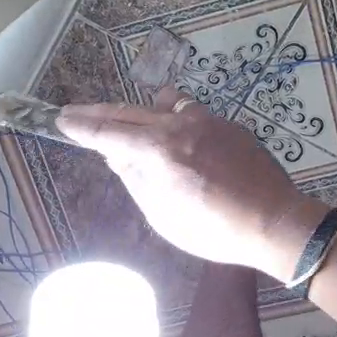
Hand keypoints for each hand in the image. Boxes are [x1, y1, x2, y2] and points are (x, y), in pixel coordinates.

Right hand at [57, 89, 326, 280]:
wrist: (275, 220)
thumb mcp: (163, 215)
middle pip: (130, 111)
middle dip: (99, 113)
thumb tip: (116, 154)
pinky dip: (170, 120)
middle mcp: (181, 125)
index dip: (82, 126)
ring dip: (138, 113)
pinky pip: (189, 113)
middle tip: (75, 113)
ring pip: (162, 106)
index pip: (110, 132)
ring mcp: (208, 120)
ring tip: (125, 125)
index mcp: (160, 151)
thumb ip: (136, 180)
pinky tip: (171, 137)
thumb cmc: (215, 230)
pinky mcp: (227, 124)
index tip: (61, 119)